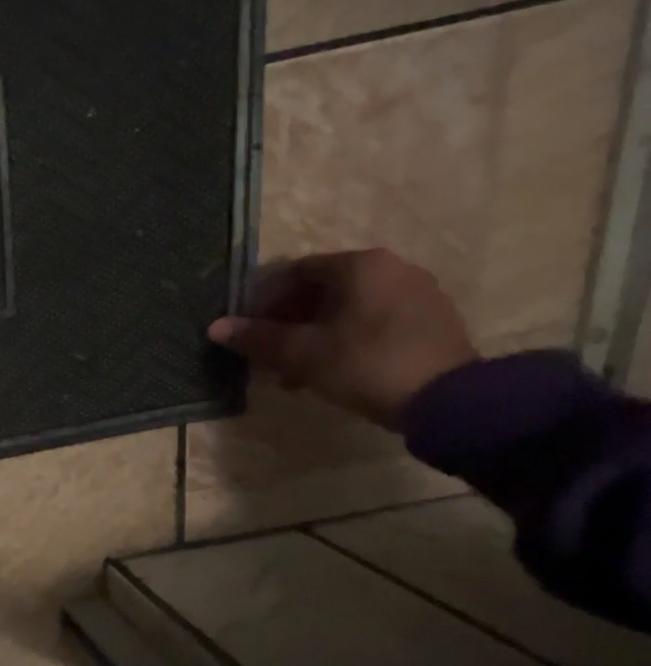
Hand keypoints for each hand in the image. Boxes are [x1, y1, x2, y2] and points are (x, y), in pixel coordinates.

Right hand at [207, 248, 478, 428]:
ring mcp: (418, 294)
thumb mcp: (301, 352)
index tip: (248, 330)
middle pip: (323, 289)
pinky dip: (346, 339)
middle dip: (288, 321)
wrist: (448, 400)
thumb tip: (216, 327)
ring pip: (348, 308)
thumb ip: (258, 337)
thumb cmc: (365, 363)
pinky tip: (331, 371)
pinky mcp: (432, 322)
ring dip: (315, 334)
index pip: (296, 271)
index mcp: (361, 265)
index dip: (264, 300)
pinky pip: (375, 322)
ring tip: (295, 370)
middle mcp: (393, 269)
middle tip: (268, 352)